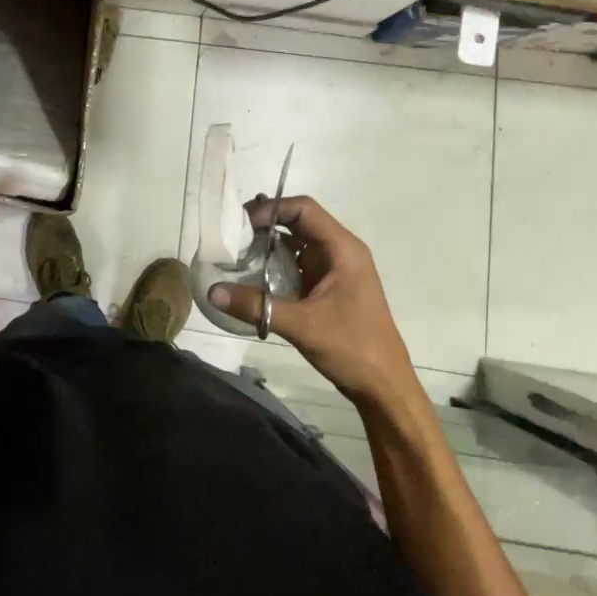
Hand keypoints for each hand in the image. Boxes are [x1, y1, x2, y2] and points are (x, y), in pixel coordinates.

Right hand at [205, 196, 415, 405]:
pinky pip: (295, 265)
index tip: (242, 225)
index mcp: (343, 250)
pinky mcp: (325, 287)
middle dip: (263, 225)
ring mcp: (333, 270)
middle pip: (297, 222)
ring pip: (294, 244)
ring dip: (266, 247)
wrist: (383, 386)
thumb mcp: (302, 325)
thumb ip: (256, 306)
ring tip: (234, 255)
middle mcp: (339, 253)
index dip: (271, 209)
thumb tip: (212, 292)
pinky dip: (273, 266)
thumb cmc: (352, 348)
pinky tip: (251, 278)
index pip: (304, 209)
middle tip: (231, 237)